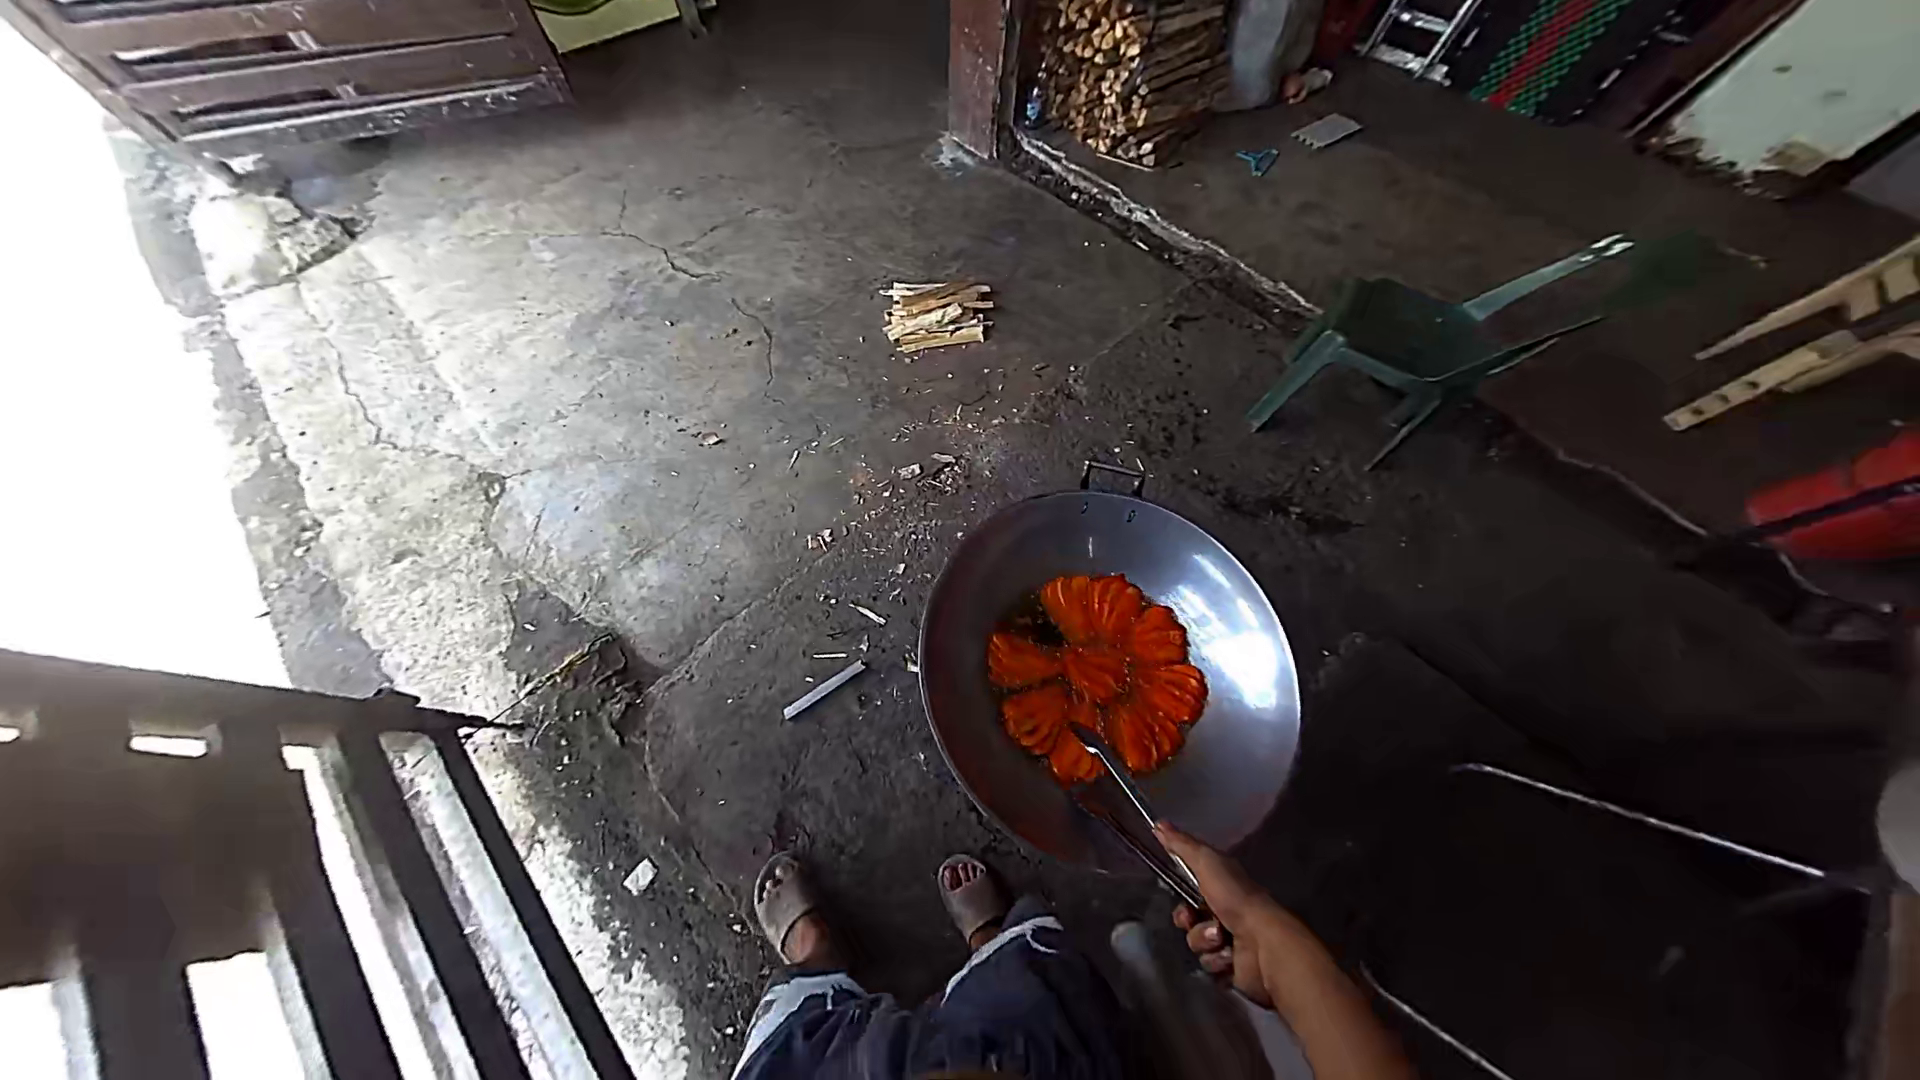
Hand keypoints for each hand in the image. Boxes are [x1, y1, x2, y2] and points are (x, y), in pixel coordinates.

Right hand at [1157, 821, 1281, 1006]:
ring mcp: (1228, 940)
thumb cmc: (1235, 897)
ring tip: (1221, 938)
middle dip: (1187, 919)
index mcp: (1220, 884)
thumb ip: (1181, 844)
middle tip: (1194, 918)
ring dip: (1204, 939)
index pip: (1188, 884)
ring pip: (1195, 941)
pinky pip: (1207, 964)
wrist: (1263, 944)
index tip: (1174, 888)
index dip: (1179, 888)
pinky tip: (1229, 956)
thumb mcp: (1206, 861)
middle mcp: (1223, 910)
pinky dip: (1216, 960)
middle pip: (1186, 916)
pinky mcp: (1231, 968)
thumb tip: (1158, 823)